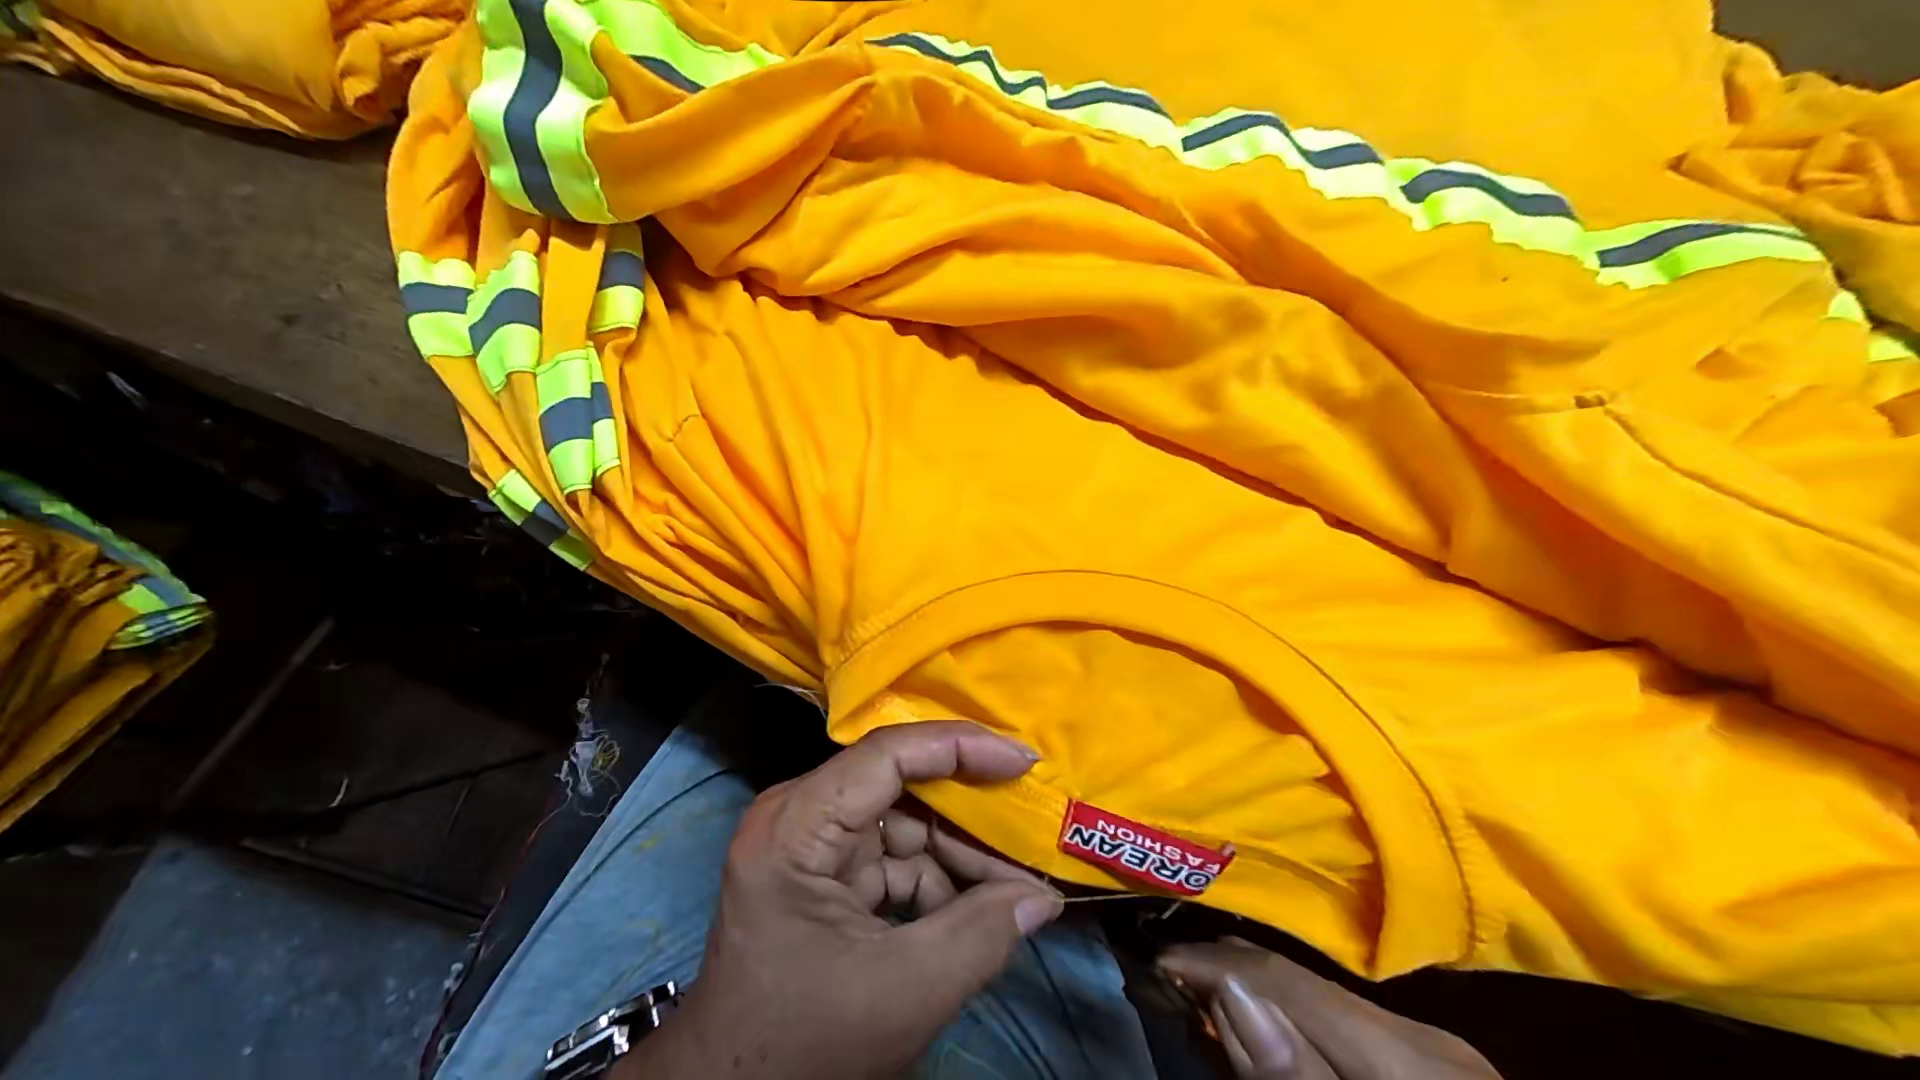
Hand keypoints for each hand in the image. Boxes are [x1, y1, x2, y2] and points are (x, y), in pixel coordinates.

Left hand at [623, 721, 1064, 1079]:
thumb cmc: (805, 1042)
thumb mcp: (904, 992)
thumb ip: (982, 935)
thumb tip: (1043, 897)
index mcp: (797, 826)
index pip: (886, 755)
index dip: (959, 746)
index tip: (1022, 759)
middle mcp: (801, 817)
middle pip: (901, 788)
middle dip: (969, 814)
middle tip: (1032, 826)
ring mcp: (813, 845)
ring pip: (906, 825)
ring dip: (962, 856)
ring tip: (1021, 885)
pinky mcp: (828, 874)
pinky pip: (896, 859)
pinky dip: (941, 881)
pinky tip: (983, 908)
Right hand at [1160, 939, 1500, 1079]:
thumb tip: (1228, 989)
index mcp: (1415, 1061)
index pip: (1288, 980)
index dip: (1212, 965)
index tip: (1151, 966)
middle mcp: (1424, 1035)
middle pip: (1299, 981)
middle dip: (1226, 977)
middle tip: (1162, 988)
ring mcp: (1431, 1047)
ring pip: (1313, 996)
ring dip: (1251, 999)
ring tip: (1198, 1001)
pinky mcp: (1427, 1065)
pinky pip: (1336, 1022)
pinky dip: (1287, 1024)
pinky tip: (1259, 1034)